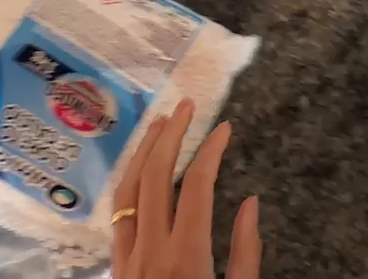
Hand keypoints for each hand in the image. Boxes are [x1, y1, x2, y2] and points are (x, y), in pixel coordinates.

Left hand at [111, 99, 260, 278]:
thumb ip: (245, 254)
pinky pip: (117, 213)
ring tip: (161, 122)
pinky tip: (141, 166)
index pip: (196, 186)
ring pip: (128, 190)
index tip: (224, 128)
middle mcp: (151, 249)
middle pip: (155, 177)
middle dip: (172, 134)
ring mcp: (127, 258)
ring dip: (144, 150)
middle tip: (187, 104)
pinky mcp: (115, 267)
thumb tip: (252, 203)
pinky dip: (130, 179)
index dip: (211, 150)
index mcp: (186, 256)